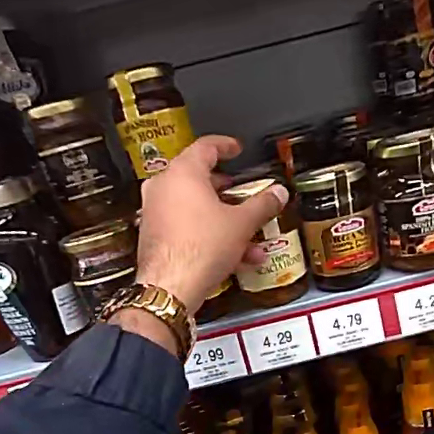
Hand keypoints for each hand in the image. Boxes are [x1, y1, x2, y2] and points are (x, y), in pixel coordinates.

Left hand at [135, 135, 288, 309]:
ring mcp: (156, 212)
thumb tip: (278, 194)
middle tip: (244, 193)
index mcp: (183, 172)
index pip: (206, 146)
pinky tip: (233, 255)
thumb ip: (263, 205)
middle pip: (200, 179)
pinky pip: (187, 227)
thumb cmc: (198, 250)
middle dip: (228, 191)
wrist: (170, 288)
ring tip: (249, 237)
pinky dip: (209, 235)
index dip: (226, 146)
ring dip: (224, 220)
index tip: (235, 149)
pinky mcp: (155, 235)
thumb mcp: (242, 224)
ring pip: (196, 208)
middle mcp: (163, 187)